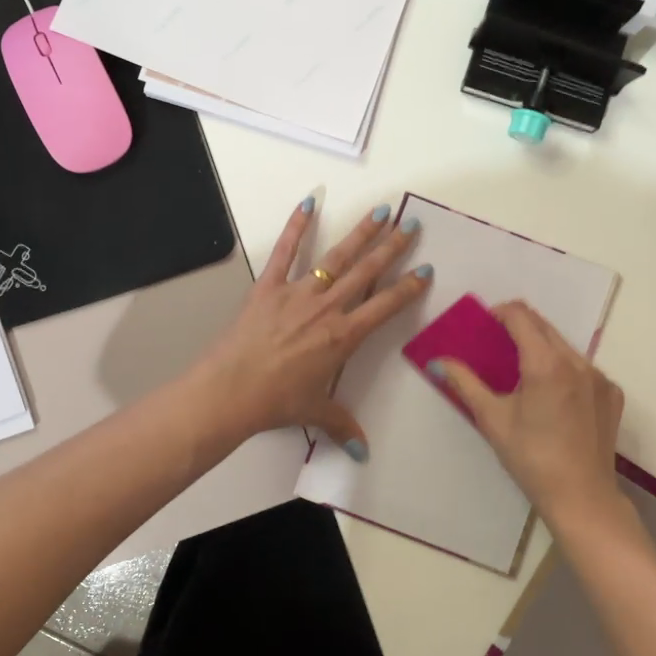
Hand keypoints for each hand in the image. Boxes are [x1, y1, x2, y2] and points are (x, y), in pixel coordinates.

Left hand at [190, 196, 431, 459]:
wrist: (230, 390)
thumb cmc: (275, 402)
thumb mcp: (314, 411)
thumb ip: (341, 425)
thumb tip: (361, 452)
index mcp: (343, 337)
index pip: (385, 306)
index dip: (408, 287)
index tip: (425, 269)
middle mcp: (326, 308)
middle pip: (367, 272)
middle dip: (391, 247)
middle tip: (411, 224)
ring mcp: (297, 293)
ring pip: (336, 257)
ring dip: (360, 233)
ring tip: (380, 211)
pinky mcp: (268, 287)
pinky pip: (285, 252)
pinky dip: (297, 226)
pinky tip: (309, 202)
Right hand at [429, 302, 623, 522]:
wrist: (582, 497)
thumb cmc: (531, 458)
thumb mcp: (492, 419)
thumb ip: (465, 383)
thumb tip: (439, 361)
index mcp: (546, 363)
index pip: (521, 316)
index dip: (499, 312)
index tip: (484, 325)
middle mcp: (577, 361)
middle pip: (544, 326)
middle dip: (518, 327)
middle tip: (496, 344)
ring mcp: (599, 377)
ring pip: (565, 345)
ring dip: (541, 347)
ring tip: (522, 371)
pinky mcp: (612, 394)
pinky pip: (584, 368)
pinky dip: (564, 369)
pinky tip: (552, 396)